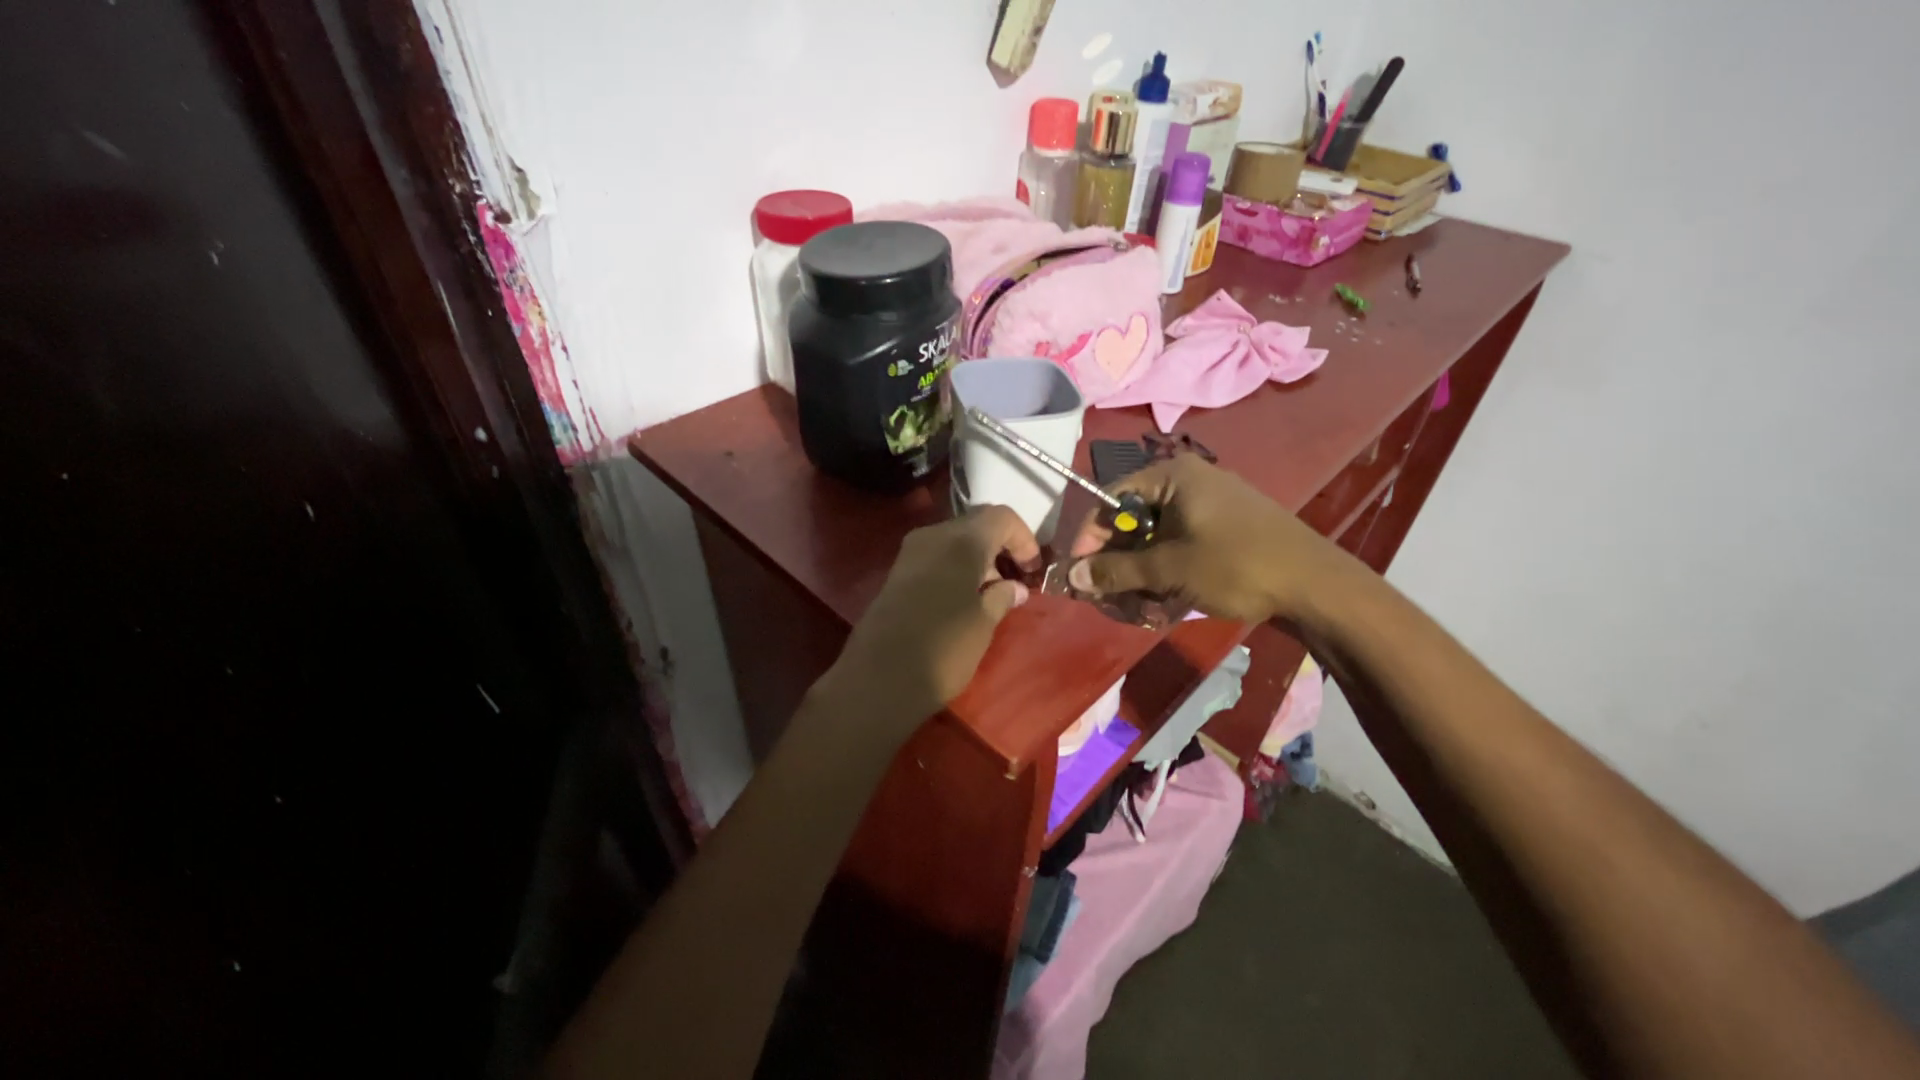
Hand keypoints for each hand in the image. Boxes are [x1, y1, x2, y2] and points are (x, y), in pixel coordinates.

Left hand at [831, 505, 1041, 727]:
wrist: (878, 679)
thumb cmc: (943, 649)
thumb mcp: (983, 624)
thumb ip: (1003, 597)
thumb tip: (1014, 587)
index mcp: (960, 541)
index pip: (1001, 517)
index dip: (1023, 538)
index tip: (1033, 570)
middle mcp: (932, 536)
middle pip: (976, 525)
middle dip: (1000, 547)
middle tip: (1017, 579)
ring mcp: (910, 554)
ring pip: (953, 541)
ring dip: (978, 559)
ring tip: (994, 594)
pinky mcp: (897, 574)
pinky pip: (935, 558)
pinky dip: (956, 568)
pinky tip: (965, 599)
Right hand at [1066, 454, 1345, 623]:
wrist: (1314, 584)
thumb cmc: (1235, 565)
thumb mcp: (1169, 569)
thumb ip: (1117, 571)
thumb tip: (1073, 576)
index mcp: (1173, 475)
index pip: (1112, 497)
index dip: (1090, 536)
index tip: (1078, 572)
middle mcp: (1190, 480)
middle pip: (1134, 518)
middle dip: (1118, 560)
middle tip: (1108, 595)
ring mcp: (1212, 503)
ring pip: (1157, 536)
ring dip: (1142, 572)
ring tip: (1139, 606)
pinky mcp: (1227, 527)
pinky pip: (1182, 543)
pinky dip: (1168, 570)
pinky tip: (1166, 601)